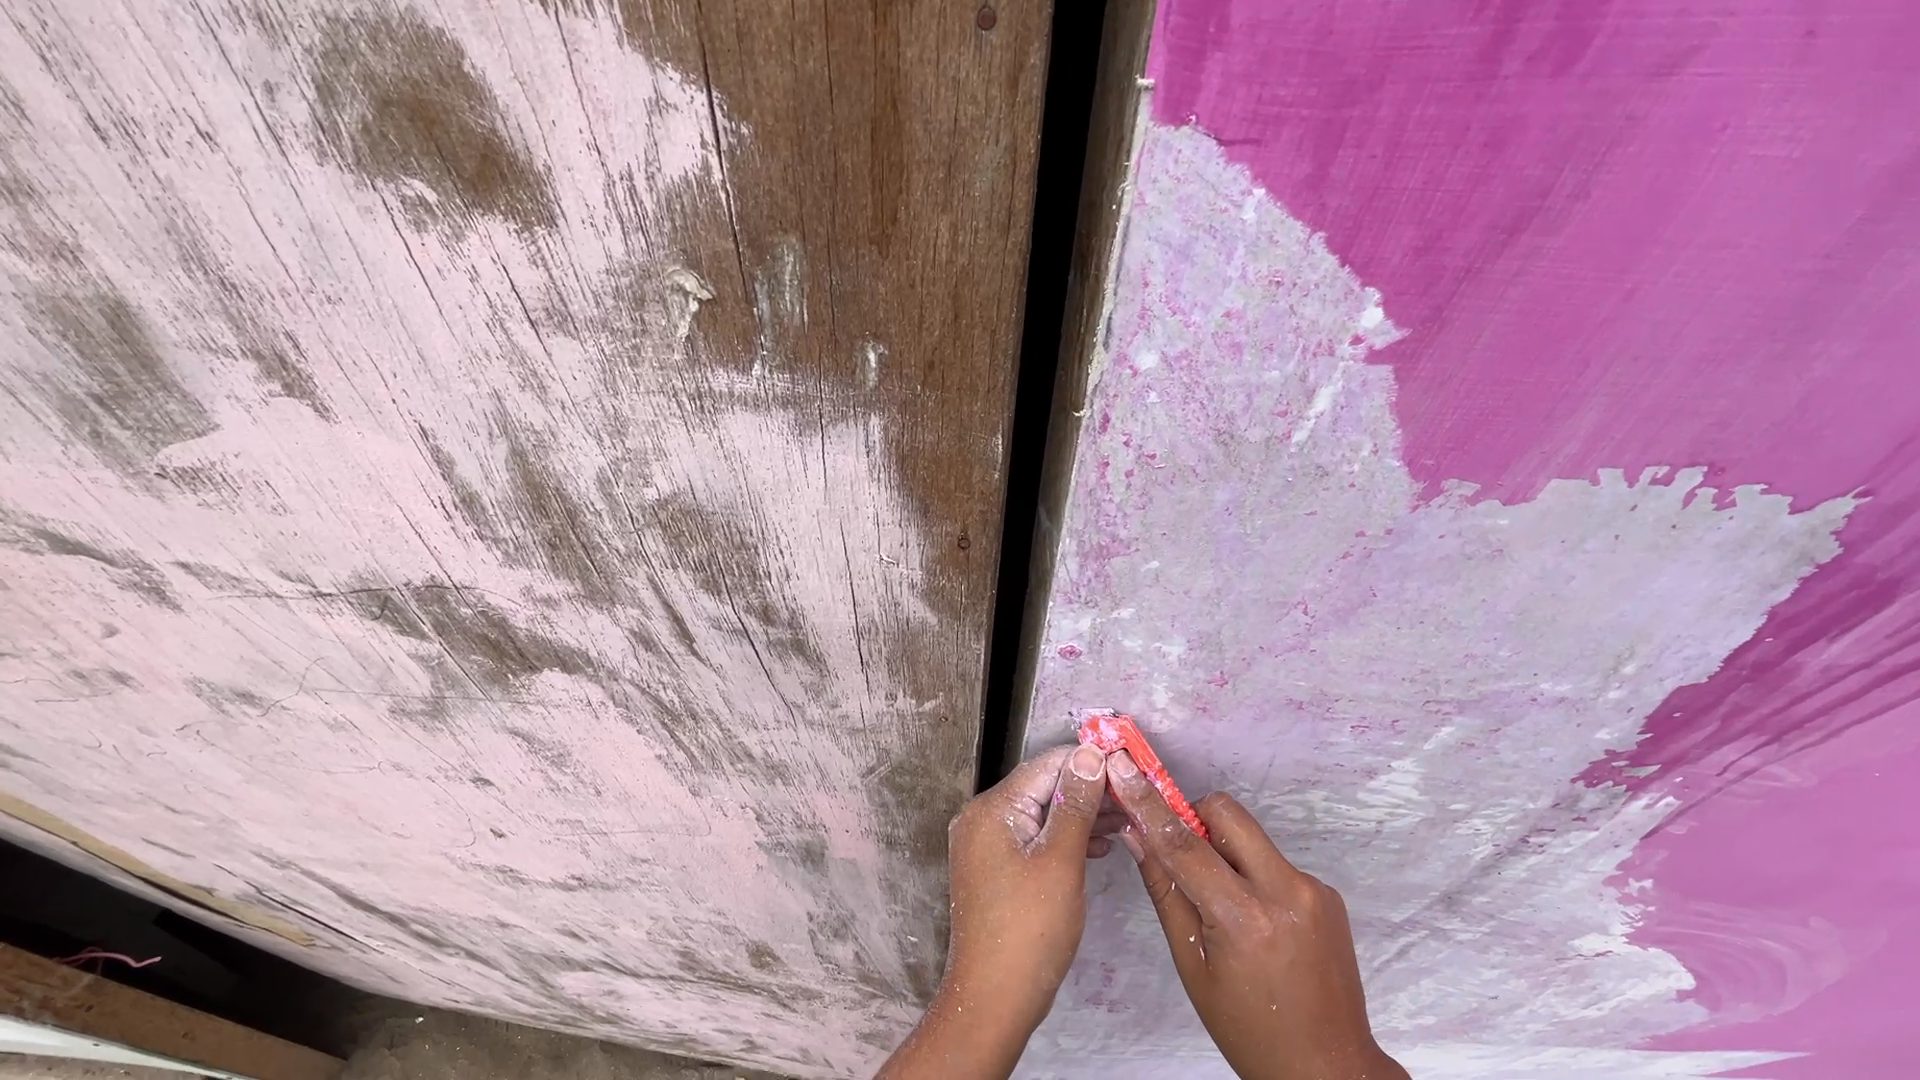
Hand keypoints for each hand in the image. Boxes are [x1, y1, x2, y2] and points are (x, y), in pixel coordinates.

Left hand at [944, 742, 1116, 1024]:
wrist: (994, 1000)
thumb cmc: (1031, 930)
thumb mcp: (1061, 860)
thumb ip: (1076, 803)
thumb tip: (1089, 753)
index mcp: (992, 809)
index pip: (1046, 765)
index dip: (1089, 761)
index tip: (1130, 766)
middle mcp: (982, 818)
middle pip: (1043, 787)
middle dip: (1089, 790)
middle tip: (1134, 799)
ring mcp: (986, 844)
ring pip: (1042, 814)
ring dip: (1081, 815)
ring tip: (1125, 821)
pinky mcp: (996, 868)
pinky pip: (1034, 838)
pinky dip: (1065, 838)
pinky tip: (1097, 846)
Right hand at [1107, 751, 1408, 1079]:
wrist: (1329, 1068)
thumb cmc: (1247, 1028)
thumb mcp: (1192, 966)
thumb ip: (1166, 893)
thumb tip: (1137, 837)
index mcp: (1245, 918)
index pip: (1184, 844)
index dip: (1148, 803)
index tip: (1124, 767)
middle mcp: (1286, 891)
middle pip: (1227, 813)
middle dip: (1196, 816)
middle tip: (1183, 852)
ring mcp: (1314, 889)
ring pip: (1251, 838)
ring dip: (1225, 852)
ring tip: (1222, 906)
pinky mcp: (1327, 894)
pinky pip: (1274, 863)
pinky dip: (1252, 876)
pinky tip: (1255, 923)